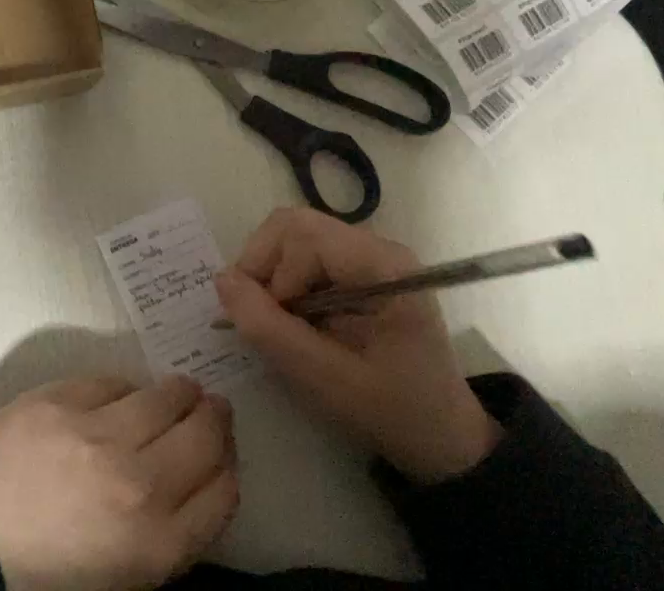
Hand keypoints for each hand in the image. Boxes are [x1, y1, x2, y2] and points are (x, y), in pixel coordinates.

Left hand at [0, 374, 238, 590]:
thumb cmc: (50, 563)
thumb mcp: (125, 573)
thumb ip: (172, 532)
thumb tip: (199, 482)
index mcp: (159, 543)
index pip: (224, 493)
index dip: (229, 466)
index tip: (223, 453)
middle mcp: (140, 484)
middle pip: (205, 438)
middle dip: (215, 420)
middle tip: (213, 408)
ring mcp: (99, 434)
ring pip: (165, 398)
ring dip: (181, 392)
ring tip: (181, 390)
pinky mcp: (62, 399)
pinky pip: (114, 381)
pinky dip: (127, 387)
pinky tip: (126, 393)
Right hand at [213, 208, 500, 484]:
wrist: (442, 437)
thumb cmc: (392, 411)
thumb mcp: (324, 379)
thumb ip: (269, 329)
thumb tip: (221, 280)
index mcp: (384, 267)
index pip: (301, 231)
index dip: (272, 271)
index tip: (275, 322)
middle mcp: (376, 248)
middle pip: (292, 226)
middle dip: (263, 267)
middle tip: (265, 317)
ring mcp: (366, 257)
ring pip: (290, 238)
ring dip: (270, 277)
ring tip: (281, 322)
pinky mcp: (355, 271)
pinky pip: (299, 256)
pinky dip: (282, 283)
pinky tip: (295, 320)